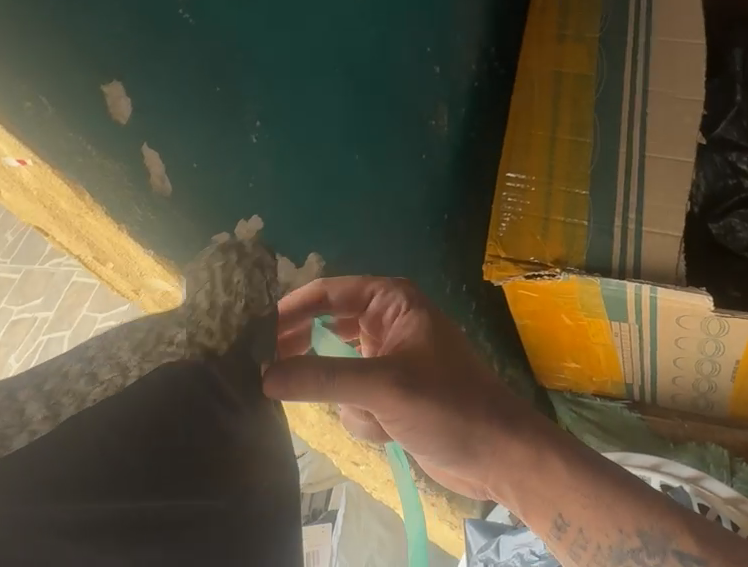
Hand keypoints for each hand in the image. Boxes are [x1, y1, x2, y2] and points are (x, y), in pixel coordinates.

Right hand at [263, 276, 552, 500]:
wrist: (496, 454)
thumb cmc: (446, 403)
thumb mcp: (382, 387)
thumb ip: (321, 378)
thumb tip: (263, 375)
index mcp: (390, 300)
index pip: (326, 293)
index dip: (288, 309)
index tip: (251, 331)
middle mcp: (386, 321)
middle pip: (325, 330)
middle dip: (309, 357)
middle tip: (268, 372)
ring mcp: (387, 358)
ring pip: (336, 372)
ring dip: (348, 399)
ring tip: (372, 414)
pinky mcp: (389, 393)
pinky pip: (352, 399)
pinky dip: (363, 418)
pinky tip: (389, 431)